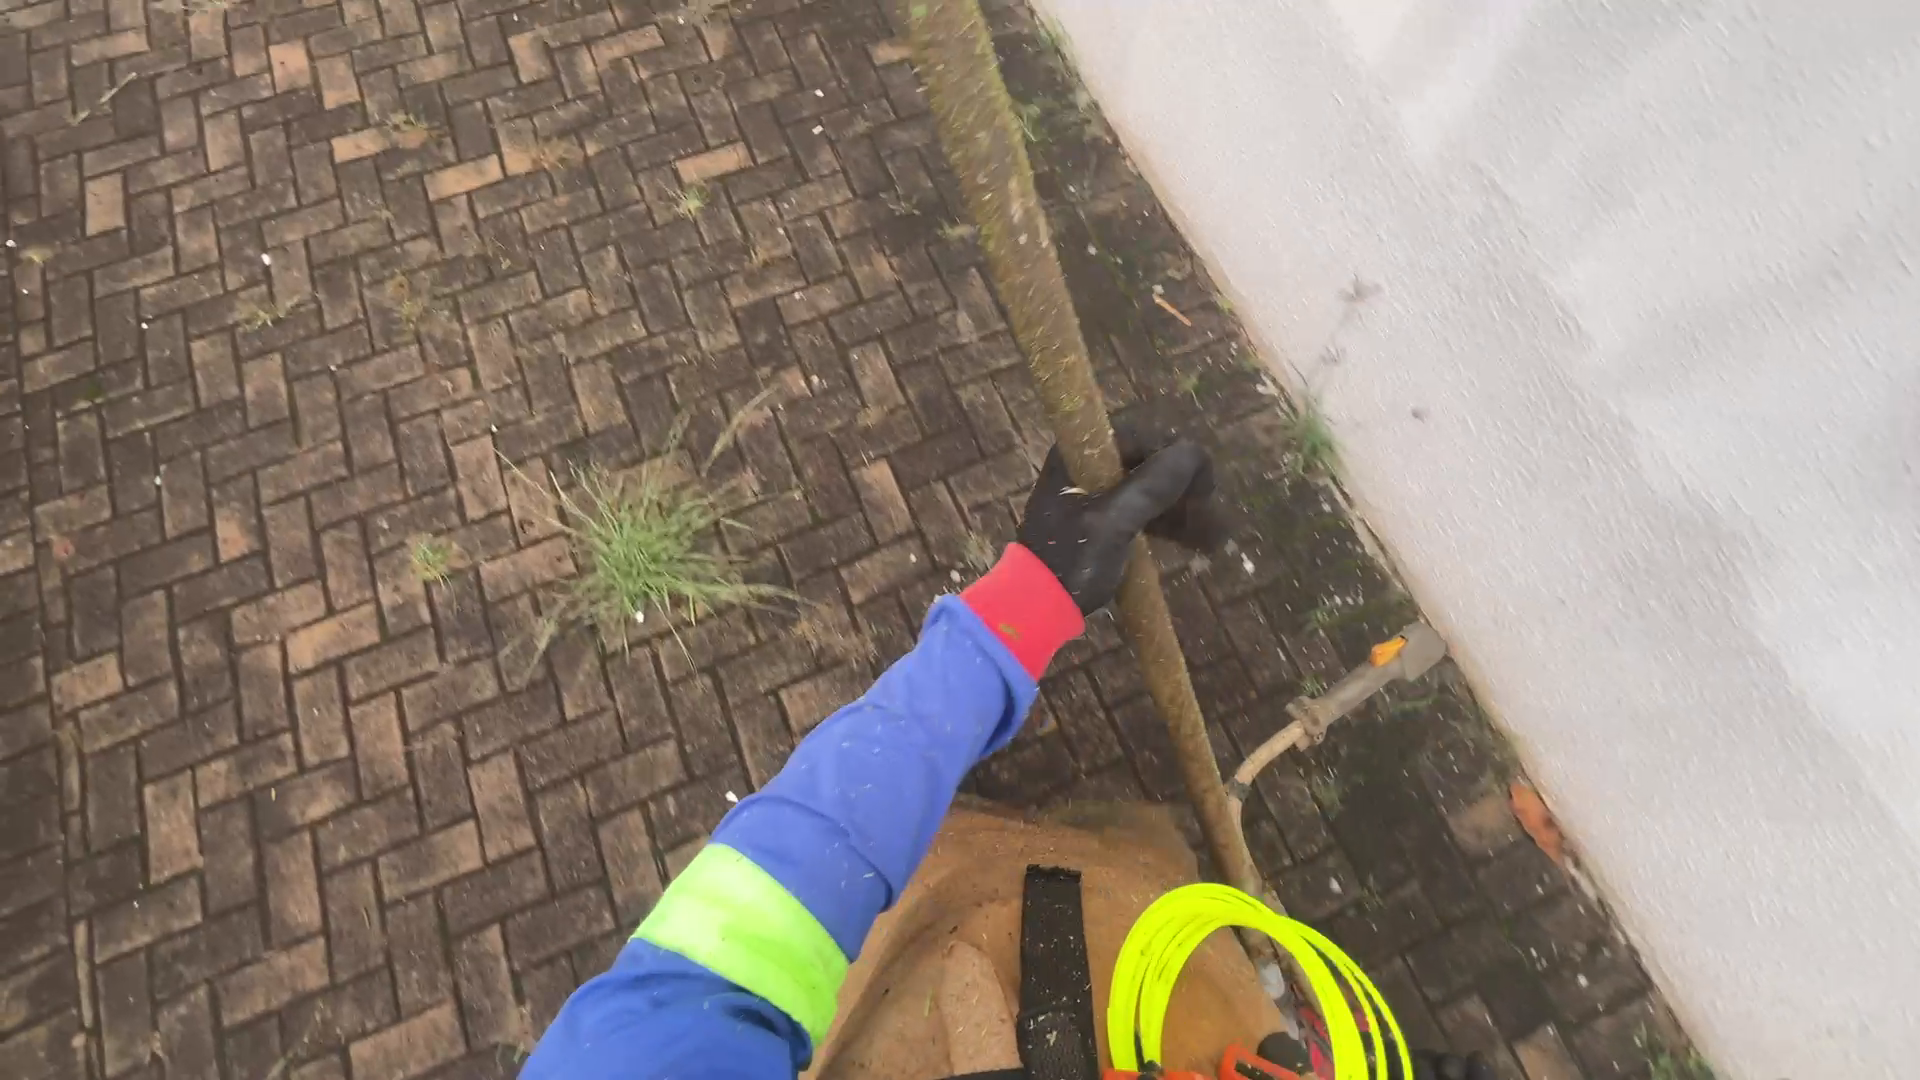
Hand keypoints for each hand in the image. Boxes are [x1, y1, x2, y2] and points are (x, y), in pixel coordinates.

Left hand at [1014, 428, 1225, 613]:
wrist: (1034, 607)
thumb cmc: (1070, 562)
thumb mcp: (1114, 521)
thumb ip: (1152, 484)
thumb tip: (1193, 453)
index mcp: (1078, 454)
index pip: (1144, 439)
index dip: (1179, 463)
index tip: (1204, 494)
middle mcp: (1084, 465)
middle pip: (1150, 465)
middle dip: (1185, 494)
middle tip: (1214, 526)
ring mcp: (1090, 493)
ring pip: (1148, 491)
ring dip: (1181, 512)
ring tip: (1211, 542)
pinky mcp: (1096, 520)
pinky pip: (1139, 512)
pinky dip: (1165, 524)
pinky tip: (1192, 543)